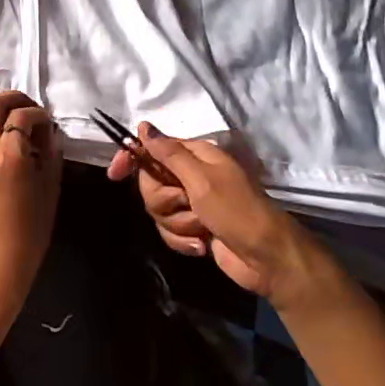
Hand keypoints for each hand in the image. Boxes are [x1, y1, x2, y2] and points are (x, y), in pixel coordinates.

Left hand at [0, 91, 63, 309]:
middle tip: (35, 110)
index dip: (40, 114)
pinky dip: (2, 129)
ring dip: (7, 113)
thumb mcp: (50, 187)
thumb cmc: (32, 227)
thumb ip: (51, 153)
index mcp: (9, 152)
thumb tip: (51, 132)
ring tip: (31, 130)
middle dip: (15, 99)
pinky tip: (21, 146)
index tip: (52, 124)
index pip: (22, 114)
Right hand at [108, 123, 344, 314]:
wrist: (269, 259)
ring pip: (157, 210)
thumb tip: (143, 126)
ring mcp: (192, 204)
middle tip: (186, 204)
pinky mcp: (193, 229)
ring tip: (202, 229)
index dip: (131, 158)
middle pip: (149, 183)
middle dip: (163, 200)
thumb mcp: (201, 179)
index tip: (115, 173)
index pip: (151, 149)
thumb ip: (168, 153)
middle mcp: (191, 176)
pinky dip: (183, 240)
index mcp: (195, 157)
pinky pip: (168, 231)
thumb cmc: (238, 211)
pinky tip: (203, 245)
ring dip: (177, 223)